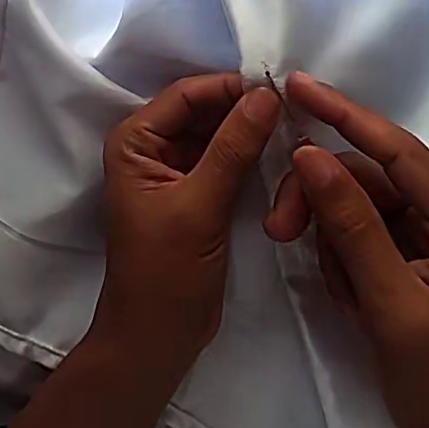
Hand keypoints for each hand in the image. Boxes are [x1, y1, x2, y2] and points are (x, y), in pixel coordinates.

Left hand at [97, 72, 282, 362]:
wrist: (156, 340)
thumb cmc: (165, 273)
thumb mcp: (199, 206)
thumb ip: (233, 148)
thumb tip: (266, 95)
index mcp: (135, 140)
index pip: (186, 95)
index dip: (229, 87)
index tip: (277, 87)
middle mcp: (151, 144)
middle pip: (203, 109)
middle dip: (243, 106)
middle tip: (293, 105)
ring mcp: (174, 166)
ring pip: (217, 130)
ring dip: (249, 127)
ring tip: (293, 123)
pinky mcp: (196, 188)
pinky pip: (224, 155)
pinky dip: (249, 151)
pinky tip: (280, 149)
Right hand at [265, 73, 428, 427]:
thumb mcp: (399, 313)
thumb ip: (353, 228)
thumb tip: (310, 154)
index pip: (401, 153)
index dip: (347, 115)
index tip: (299, 87)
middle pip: (373, 183)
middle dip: (324, 199)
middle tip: (279, 226)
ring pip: (363, 211)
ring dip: (332, 237)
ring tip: (336, 291)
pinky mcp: (417, 270)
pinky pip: (366, 241)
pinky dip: (345, 261)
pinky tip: (351, 300)